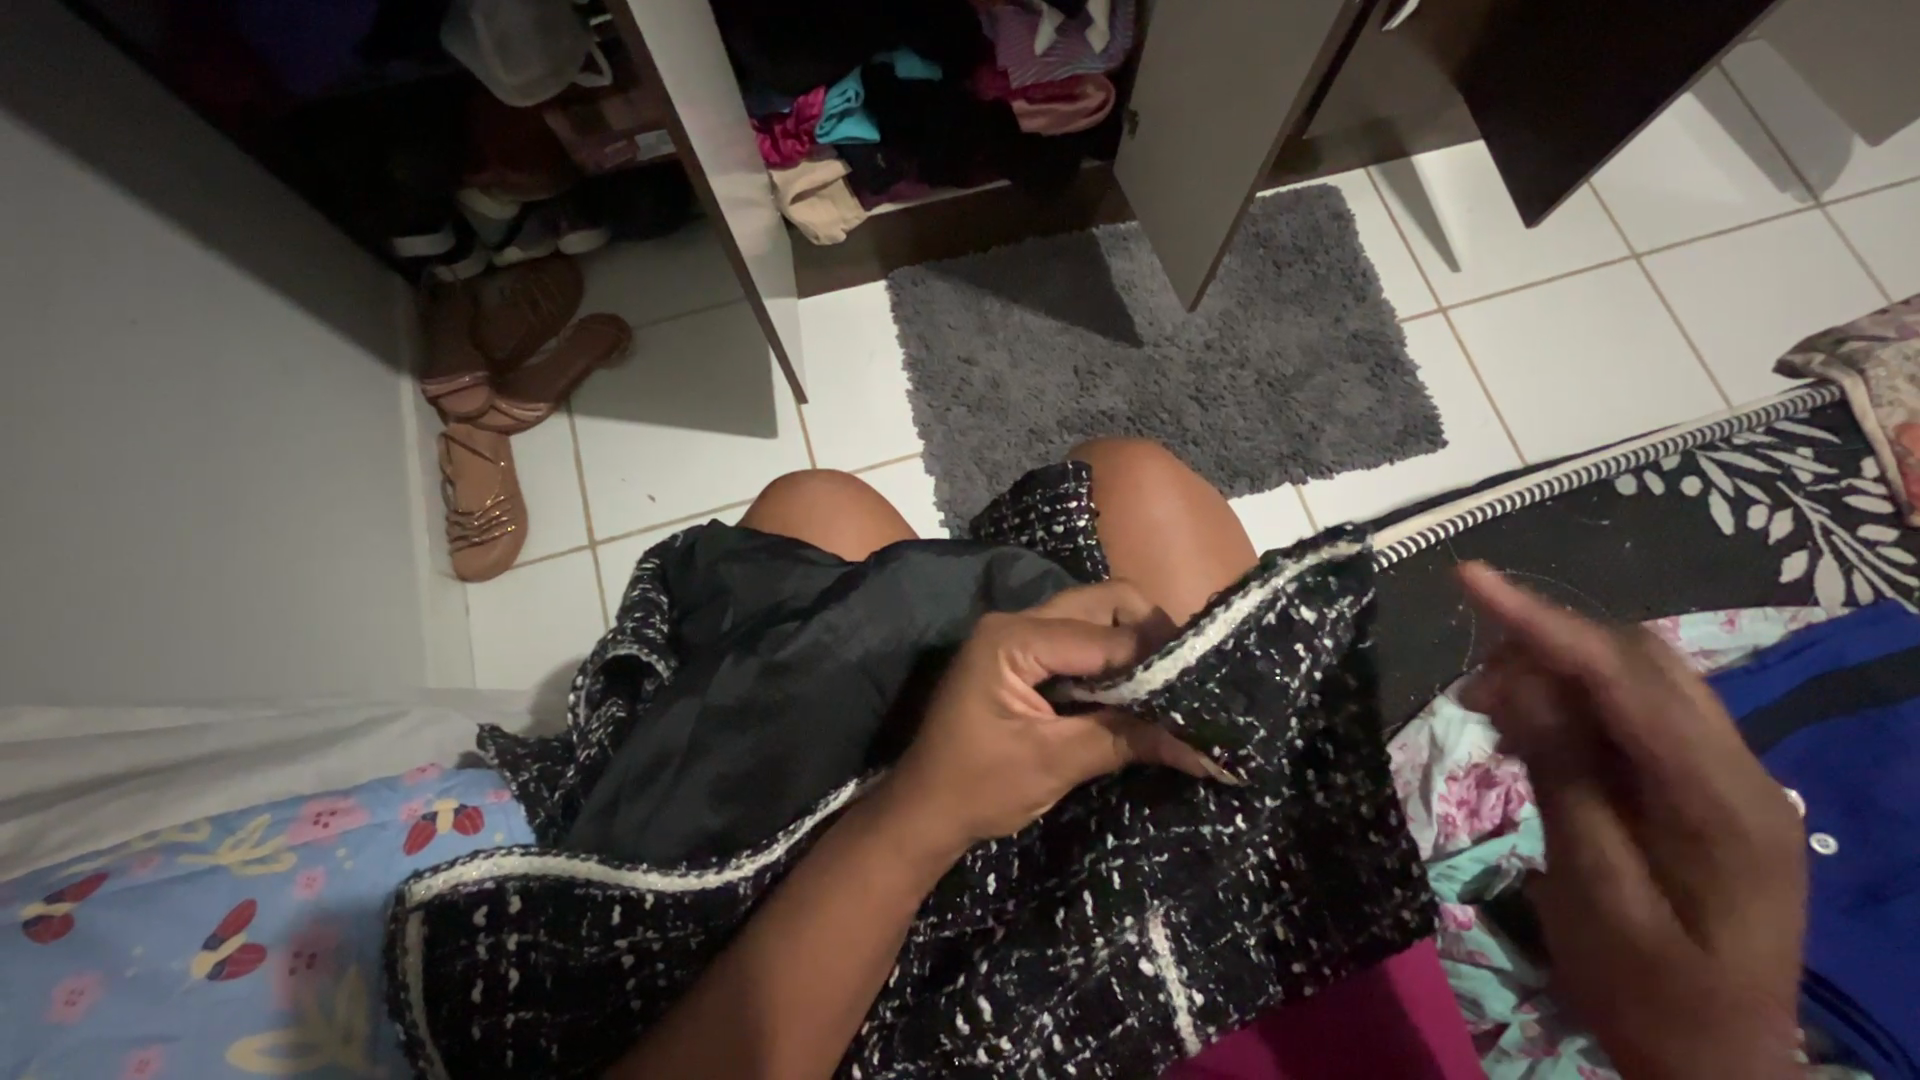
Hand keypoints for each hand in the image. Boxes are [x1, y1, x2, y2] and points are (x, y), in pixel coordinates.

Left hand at [876, 580, 1229, 857]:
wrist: (924, 809)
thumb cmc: (978, 788)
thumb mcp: (1056, 764)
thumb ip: (1126, 739)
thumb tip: (1205, 747)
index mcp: (1014, 639)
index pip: (1106, 636)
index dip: (1158, 660)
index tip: (1206, 685)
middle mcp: (1015, 621)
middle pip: (1103, 602)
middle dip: (1150, 635)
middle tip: (1185, 680)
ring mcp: (1017, 634)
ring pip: (1094, 616)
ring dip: (1132, 647)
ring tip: (1166, 688)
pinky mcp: (1022, 655)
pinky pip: (1079, 639)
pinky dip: (1110, 660)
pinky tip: (1133, 692)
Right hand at [1457, 563, 1806, 1079]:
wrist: (1719, 1067)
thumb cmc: (1649, 993)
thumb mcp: (1593, 892)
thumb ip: (1565, 780)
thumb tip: (1513, 683)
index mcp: (1723, 804)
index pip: (1627, 681)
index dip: (1543, 622)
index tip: (1469, 578)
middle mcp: (1740, 773)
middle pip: (1638, 665)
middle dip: (1544, 646)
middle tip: (1470, 685)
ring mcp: (1728, 779)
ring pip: (1636, 682)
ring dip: (1555, 674)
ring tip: (1489, 706)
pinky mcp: (1701, 789)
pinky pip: (1632, 718)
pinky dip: (1572, 705)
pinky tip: (1529, 731)